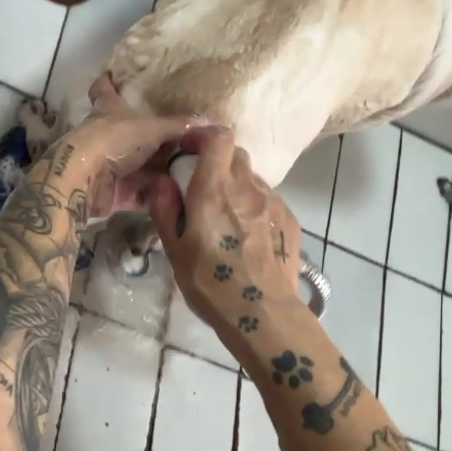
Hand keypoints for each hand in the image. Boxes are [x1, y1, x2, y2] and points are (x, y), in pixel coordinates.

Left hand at [51, 74, 193, 218]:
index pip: (103, 89)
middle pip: (129, 133)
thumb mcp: (152, 127)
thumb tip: (211, 121)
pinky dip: (156, 195)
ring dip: (160, 170)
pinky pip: (139, 193)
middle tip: (185, 137)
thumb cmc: (113, 140)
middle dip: (152, 137)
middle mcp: (106, 135)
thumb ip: (179, 126)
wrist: (86, 179)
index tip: (111, 73)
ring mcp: (107, 165)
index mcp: (108, 110)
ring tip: (194, 168)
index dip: (107, 81)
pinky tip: (180, 194)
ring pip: (138, 167)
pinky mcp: (111, 191)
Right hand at [148, 127, 306, 348]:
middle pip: (236, 155)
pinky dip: (253, 207)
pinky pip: (267, 201)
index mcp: (214, 190)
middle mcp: (247, 188)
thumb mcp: (174, 250)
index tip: (188, 150)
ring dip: (235, 187)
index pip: (218, 137)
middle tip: (201, 189)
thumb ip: (165, 209)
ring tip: (224, 219)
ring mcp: (273, 203)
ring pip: (252, 179)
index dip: (203, 135)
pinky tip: (245, 237)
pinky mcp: (290, 220)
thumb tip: (162, 182)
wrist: (262, 314)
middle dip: (217, 163)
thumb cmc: (210, 283)